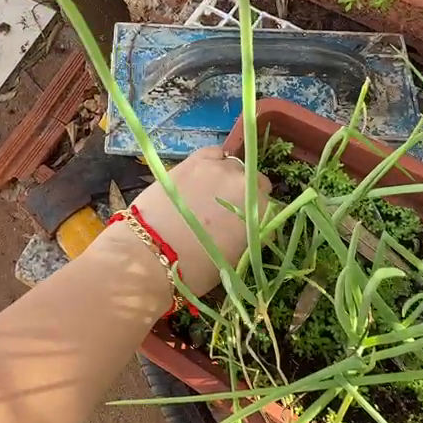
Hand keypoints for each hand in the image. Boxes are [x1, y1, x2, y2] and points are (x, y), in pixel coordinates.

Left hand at [119, 147, 271, 294]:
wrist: (150, 255)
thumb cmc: (194, 269)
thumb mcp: (234, 262)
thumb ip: (249, 237)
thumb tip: (247, 227)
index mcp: (262, 216)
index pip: (272, 211)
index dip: (258, 221)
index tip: (246, 229)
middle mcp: (247, 187)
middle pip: (258, 184)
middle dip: (247, 196)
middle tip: (227, 212)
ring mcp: (221, 169)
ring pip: (236, 167)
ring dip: (229, 178)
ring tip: (211, 194)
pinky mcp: (196, 160)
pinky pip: (214, 153)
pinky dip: (213, 161)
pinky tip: (203, 175)